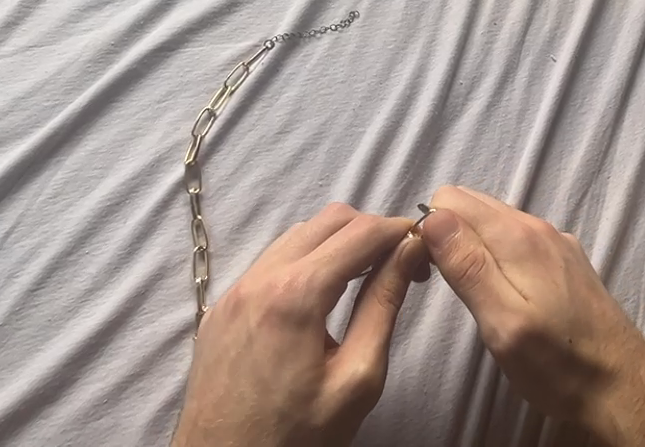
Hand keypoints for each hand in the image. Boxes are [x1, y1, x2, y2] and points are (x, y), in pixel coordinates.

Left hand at [172, 203, 429, 446]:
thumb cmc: (295, 440)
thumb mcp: (357, 378)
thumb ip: (385, 303)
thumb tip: (411, 248)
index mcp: (296, 294)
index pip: (363, 230)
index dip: (401, 231)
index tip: (424, 250)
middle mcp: (261, 278)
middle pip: (331, 218)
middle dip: (371, 231)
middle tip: (397, 264)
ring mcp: (235, 291)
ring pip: (300, 232)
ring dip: (338, 241)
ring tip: (363, 277)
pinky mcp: (220, 308)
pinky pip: (272, 259)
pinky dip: (306, 259)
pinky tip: (321, 294)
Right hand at [417, 187, 644, 446]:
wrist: (622, 383)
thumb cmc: (557, 363)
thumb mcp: (503, 323)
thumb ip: (468, 266)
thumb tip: (433, 216)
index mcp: (518, 235)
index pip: (452, 199)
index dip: (429, 229)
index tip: (426, 271)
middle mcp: (537, 226)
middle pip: (473, 205)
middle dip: (447, 233)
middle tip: (444, 285)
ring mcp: (554, 240)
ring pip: (494, 221)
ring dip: (472, 244)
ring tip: (471, 294)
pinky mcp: (564, 258)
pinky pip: (516, 238)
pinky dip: (497, 253)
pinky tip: (501, 291)